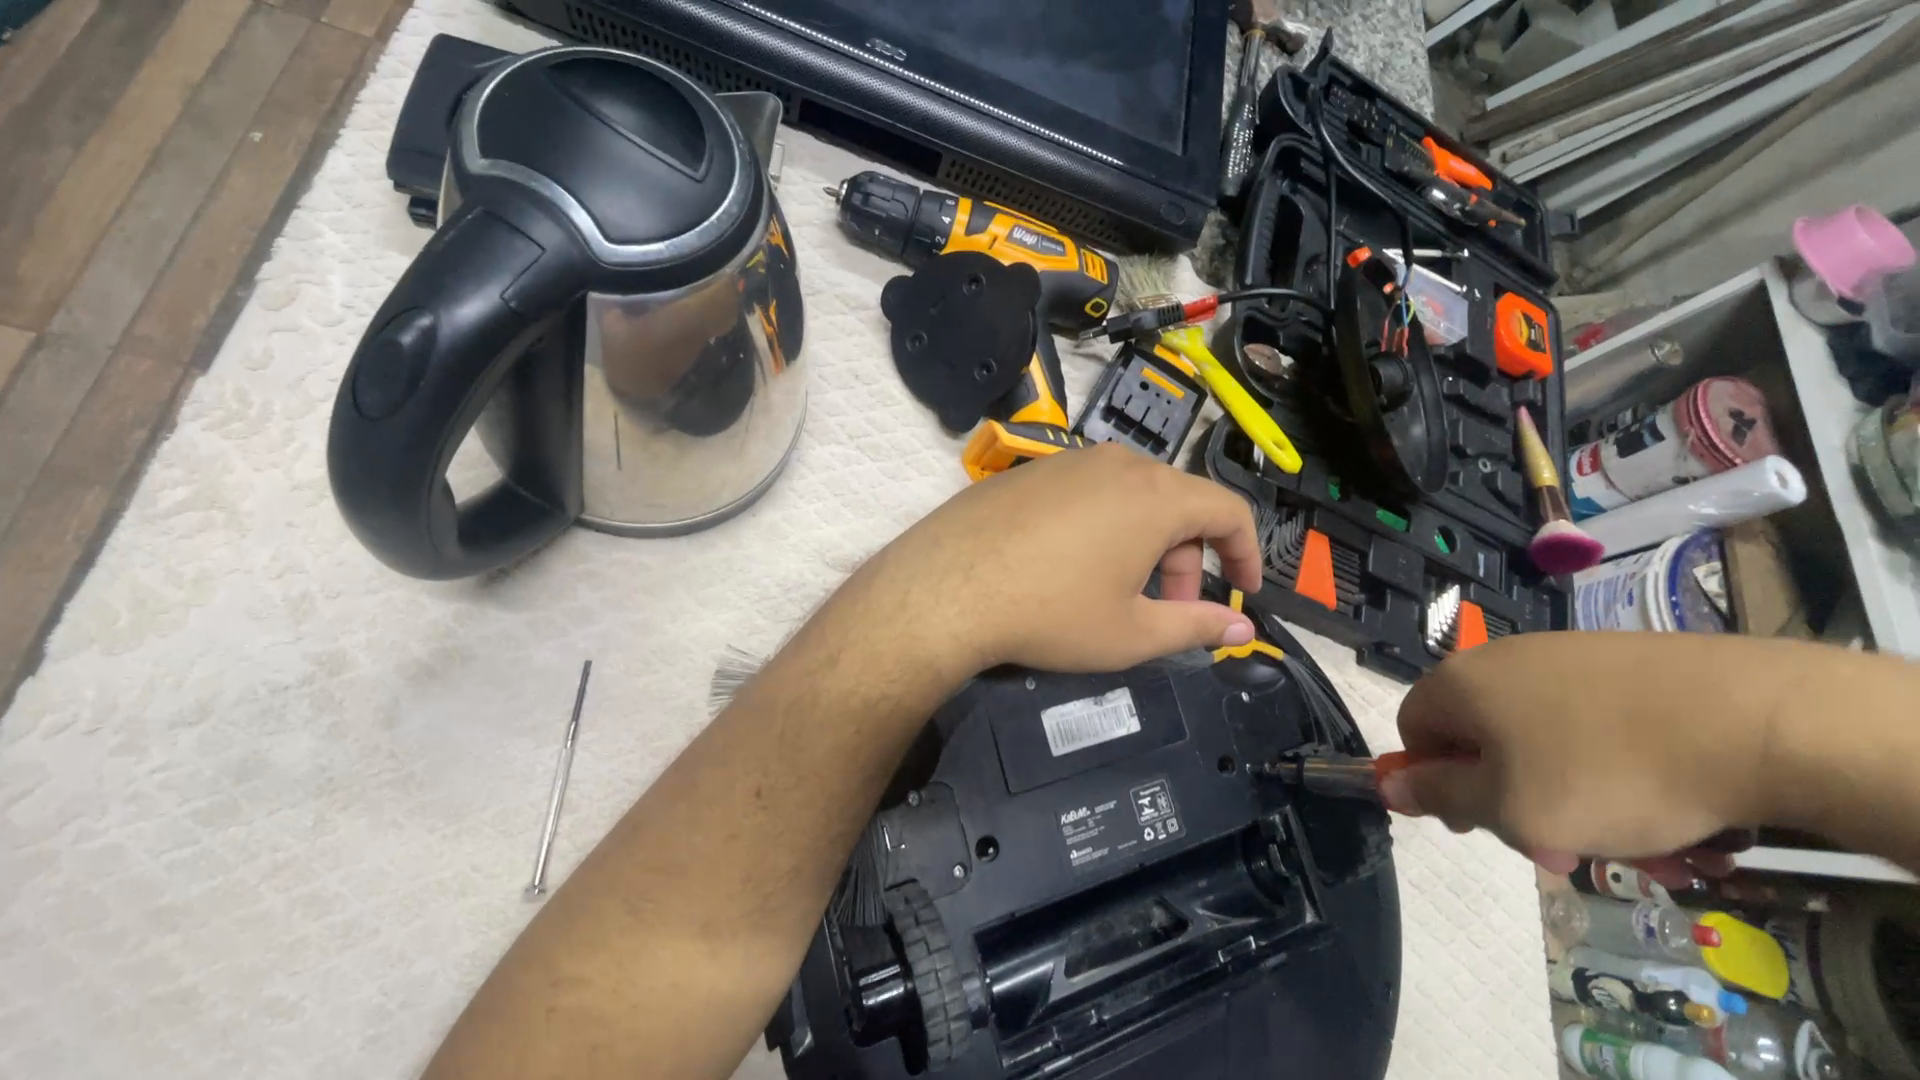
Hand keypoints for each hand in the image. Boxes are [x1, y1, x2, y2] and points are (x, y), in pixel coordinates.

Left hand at [853, 444, 1264, 674]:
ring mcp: (1068, 461)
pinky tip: (1071, 567)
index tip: (1243, 590)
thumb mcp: (1131, 633)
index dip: (1247, 552)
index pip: (1228, 510)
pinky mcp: (1030, 471)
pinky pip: (1088, 492)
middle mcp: (1117, 463)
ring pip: (1131, 496)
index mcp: (1155, 495)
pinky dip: (1103, 526)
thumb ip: (1196, 626)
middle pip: (1178, 503)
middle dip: (1187, 558)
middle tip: (1168, 609)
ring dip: (1144, 542)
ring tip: (1118, 591)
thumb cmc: (1050, 612)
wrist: (945, 588)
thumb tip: (1244, 628)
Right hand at [1381, 632, 1784, 873]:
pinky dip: (1619, 768)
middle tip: (1562, 843)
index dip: (1437, 781)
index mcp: (1462, 684)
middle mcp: (1505, 659)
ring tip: (1634, 838)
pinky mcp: (1631, 662)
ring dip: (1573, 795)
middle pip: (1483, 738)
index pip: (1414, 729)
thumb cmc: (1606, 773)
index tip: (1483, 823)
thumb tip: (1387, 782)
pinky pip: (1601, 725)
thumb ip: (1440, 795)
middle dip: (1514, 797)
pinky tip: (1670, 806)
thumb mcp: (1510, 808)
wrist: (1757, 722)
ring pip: (1548, 740)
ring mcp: (1571, 655)